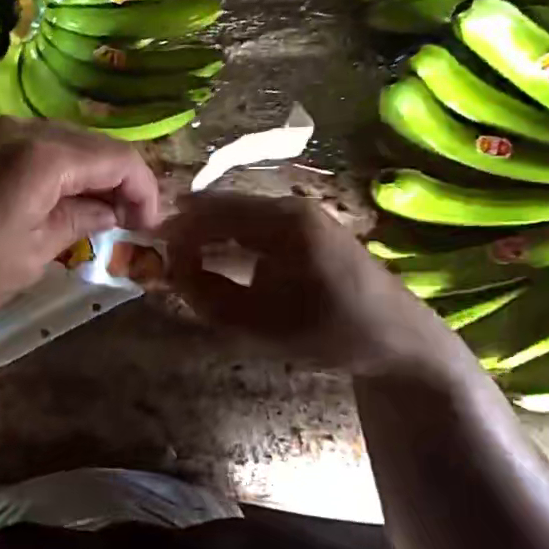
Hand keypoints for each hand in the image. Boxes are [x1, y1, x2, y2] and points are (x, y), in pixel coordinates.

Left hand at [0, 119, 162, 325]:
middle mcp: (23, 131)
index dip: (145, 191)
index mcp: (44, 155)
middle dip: (120, 183)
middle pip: (94, 147)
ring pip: (65, 148)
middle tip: (130, 226)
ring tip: (99, 222)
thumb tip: (110, 210)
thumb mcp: (29, 256)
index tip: (151, 228)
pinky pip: (35, 155)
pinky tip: (59, 208)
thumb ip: (77, 223)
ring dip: (88, 180)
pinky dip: (57, 178)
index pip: (120, 159)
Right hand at [163, 193, 457, 376]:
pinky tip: (212, 265)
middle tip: (158, 260)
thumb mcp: (256, 322)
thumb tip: (167, 271)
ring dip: (202, 236)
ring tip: (180, 266)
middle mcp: (289, 207)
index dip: (173, 235)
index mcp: (282, 222)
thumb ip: (204, 294)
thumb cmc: (329, 332)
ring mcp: (299, 215)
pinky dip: (223, 241)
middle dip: (184, 231)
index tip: (150, 260)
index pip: (207, 214)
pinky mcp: (303, 229)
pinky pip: (249, 226)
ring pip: (231, 216)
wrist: (399, 341)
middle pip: (217, 208)